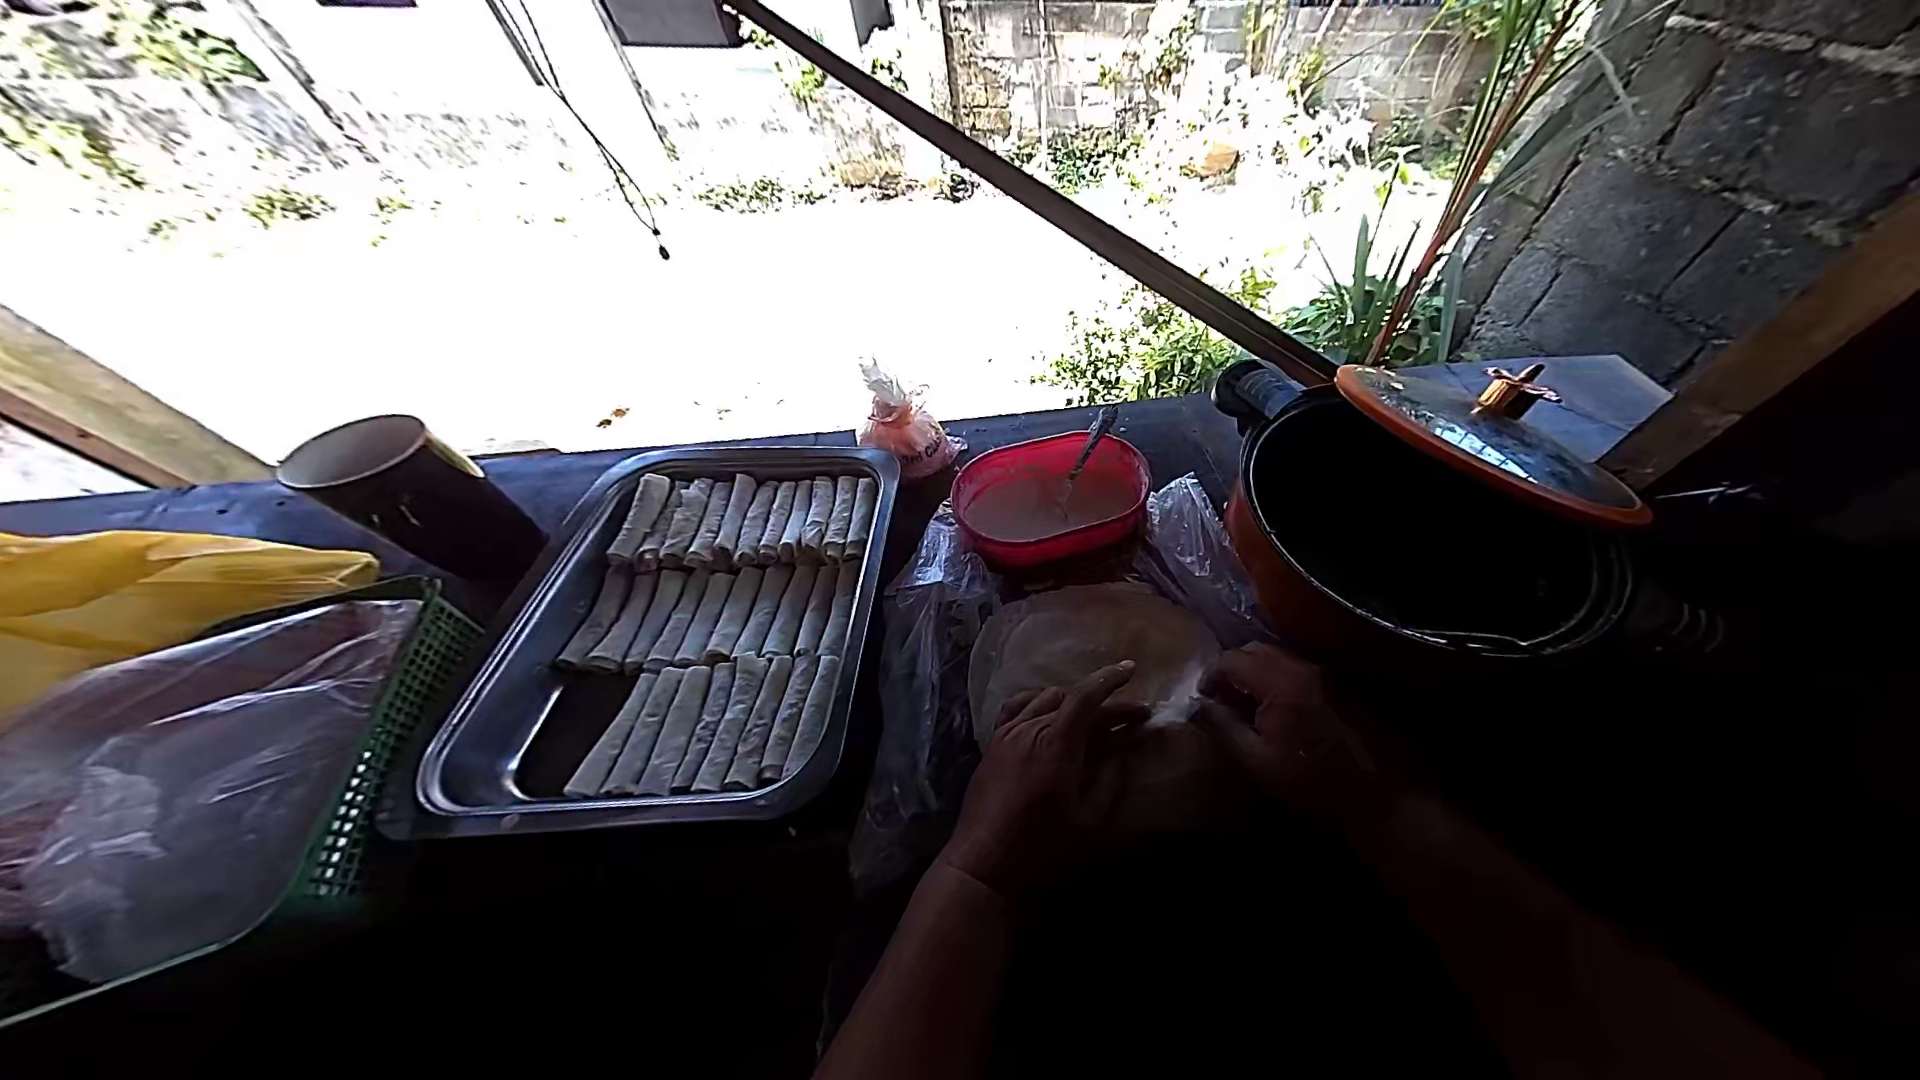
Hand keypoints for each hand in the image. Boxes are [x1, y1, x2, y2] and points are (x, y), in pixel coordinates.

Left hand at [938, 662, 1146, 896]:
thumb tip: (1121, 755)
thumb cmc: (1041, 850)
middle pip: (1069, 700)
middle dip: (1103, 703)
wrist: (983, 864)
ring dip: (1072, 701)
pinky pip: (1017, 708)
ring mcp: (1006, 734)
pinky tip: (1047, 711)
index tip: (1130, 670)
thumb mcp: (1089, 823)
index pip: (1085, 697)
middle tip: (1131, 717)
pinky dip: (1038, 702)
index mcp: (1056, 744)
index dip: (1109, 680)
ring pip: (1043, 699)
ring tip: (1094, 715)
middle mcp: (1029, 729)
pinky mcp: (993, 744)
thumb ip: (1109, 782)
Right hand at [1191, 644, 1379, 823]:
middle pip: (1255, 651)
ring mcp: (1326, 676)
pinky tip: (1278, 712)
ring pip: (1278, 658)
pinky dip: (1278, 681)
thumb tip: (1197, 705)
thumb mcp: (1256, 760)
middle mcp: (1303, 668)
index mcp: (1280, 682)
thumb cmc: (1314, 782)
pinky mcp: (1341, 688)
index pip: (1231, 659)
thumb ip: (1221, 727)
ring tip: (1248, 706)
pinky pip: (1299, 671)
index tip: (1204, 700)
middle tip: (1223, 700)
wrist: (1385, 801)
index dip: (1210, 676)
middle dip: (1232, 670)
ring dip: (1256, 674)